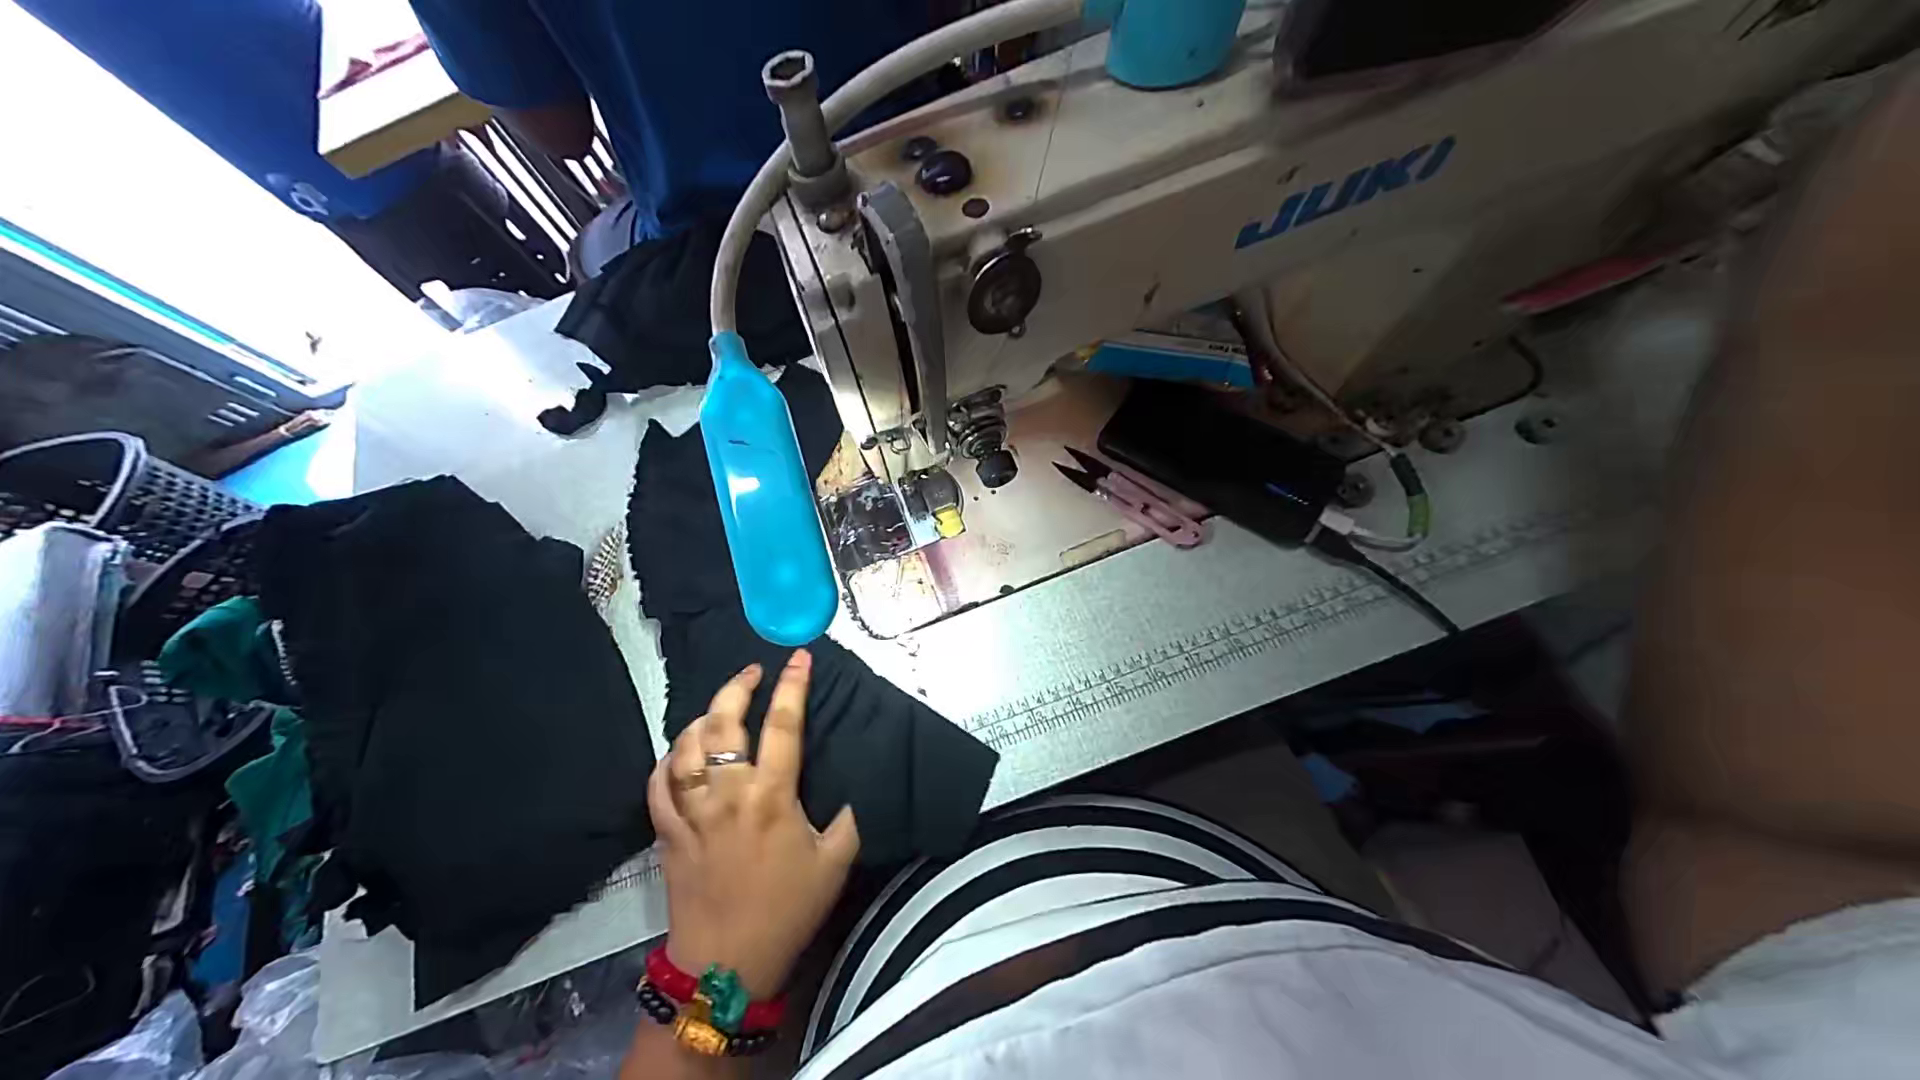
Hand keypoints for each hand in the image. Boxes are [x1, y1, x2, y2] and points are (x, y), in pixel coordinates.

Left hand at [649, 650, 859, 997]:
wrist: (727, 964)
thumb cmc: (787, 909)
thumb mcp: (836, 863)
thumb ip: (850, 818)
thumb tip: (854, 787)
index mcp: (772, 796)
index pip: (783, 725)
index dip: (793, 685)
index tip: (799, 658)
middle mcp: (727, 794)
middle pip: (723, 723)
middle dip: (737, 687)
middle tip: (752, 673)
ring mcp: (691, 812)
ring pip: (684, 747)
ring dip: (701, 718)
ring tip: (717, 709)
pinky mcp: (667, 832)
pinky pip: (657, 784)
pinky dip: (667, 759)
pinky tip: (679, 751)